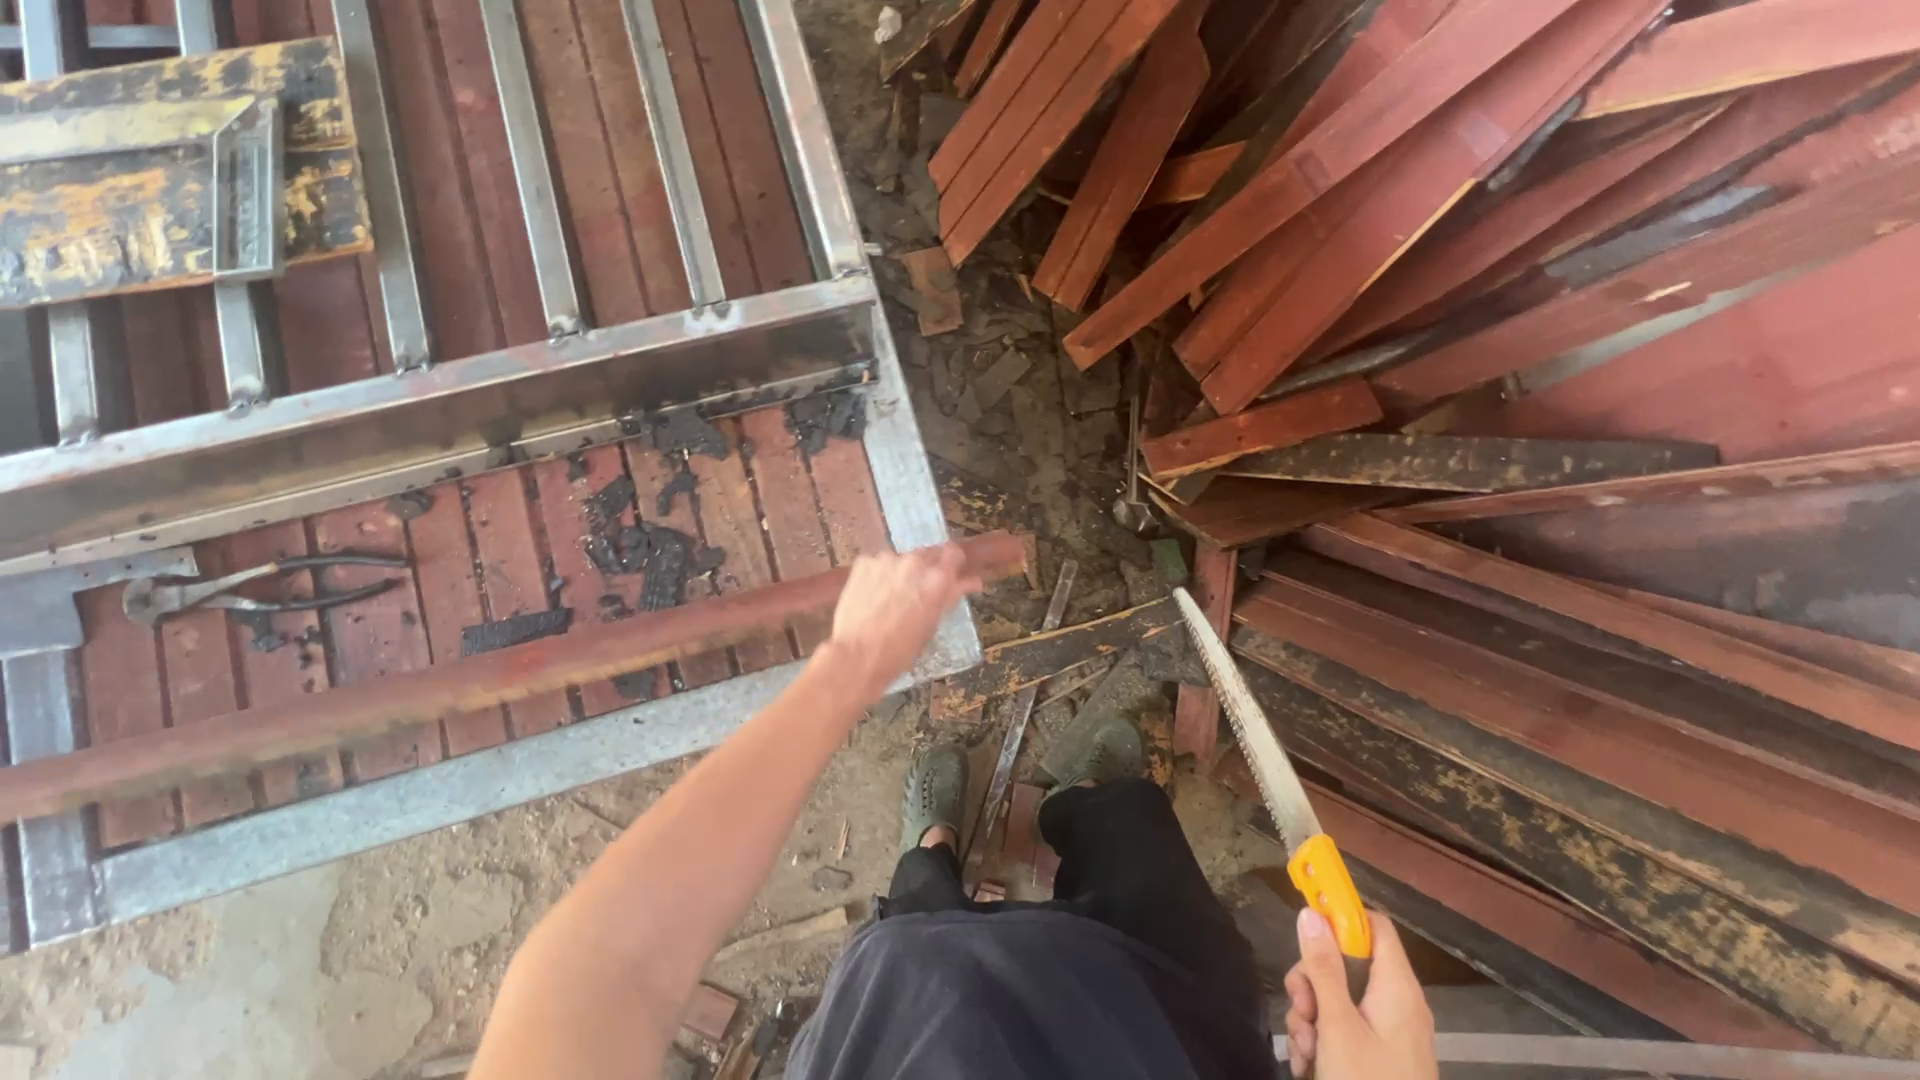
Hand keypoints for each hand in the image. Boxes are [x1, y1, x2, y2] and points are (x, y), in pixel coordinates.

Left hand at [826, 545, 982, 698]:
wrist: (857, 655)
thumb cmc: (901, 649)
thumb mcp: (932, 624)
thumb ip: (951, 596)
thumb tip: (972, 581)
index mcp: (938, 578)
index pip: (954, 553)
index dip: (951, 563)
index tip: (948, 573)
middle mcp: (915, 561)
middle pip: (927, 554)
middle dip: (926, 569)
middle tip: (918, 591)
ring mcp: (887, 559)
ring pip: (901, 560)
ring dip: (901, 572)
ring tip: (890, 598)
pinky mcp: (864, 562)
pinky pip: (878, 563)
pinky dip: (879, 574)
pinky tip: (872, 595)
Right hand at [1284, 908, 1435, 1079]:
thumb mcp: (1336, 1026)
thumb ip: (1323, 968)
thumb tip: (1312, 913)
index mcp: (1397, 988)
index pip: (1373, 926)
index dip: (1340, 918)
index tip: (1305, 924)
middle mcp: (1396, 1004)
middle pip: (1345, 964)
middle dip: (1312, 982)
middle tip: (1302, 1008)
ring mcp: (1387, 1032)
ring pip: (1336, 998)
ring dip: (1310, 1016)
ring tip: (1304, 1050)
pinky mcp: (1376, 1056)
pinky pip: (1341, 1028)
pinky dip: (1321, 1040)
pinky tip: (1310, 1064)